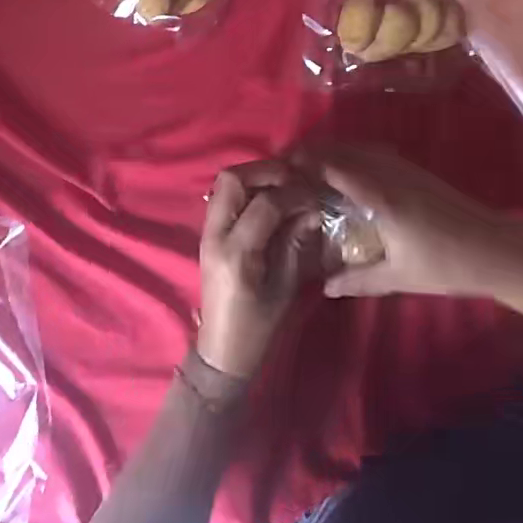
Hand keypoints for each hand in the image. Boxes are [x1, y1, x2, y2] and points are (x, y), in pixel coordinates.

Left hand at [195, 161, 322, 378]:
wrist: (222, 351)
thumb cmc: (258, 327)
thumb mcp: (285, 286)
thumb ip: (296, 242)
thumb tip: (312, 209)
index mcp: (237, 254)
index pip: (266, 203)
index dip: (295, 194)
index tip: (315, 199)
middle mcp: (215, 236)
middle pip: (232, 179)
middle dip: (267, 172)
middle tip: (295, 181)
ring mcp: (207, 233)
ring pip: (225, 182)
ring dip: (256, 177)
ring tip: (284, 187)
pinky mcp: (207, 234)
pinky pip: (224, 197)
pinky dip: (247, 189)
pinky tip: (270, 201)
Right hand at [306, 146, 522, 302]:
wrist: (499, 249)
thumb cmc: (447, 265)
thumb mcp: (398, 278)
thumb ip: (357, 281)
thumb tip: (323, 286)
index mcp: (382, 197)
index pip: (335, 168)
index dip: (306, 162)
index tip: (279, 166)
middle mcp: (391, 175)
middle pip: (346, 151)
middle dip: (314, 152)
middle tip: (286, 164)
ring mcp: (407, 170)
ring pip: (363, 148)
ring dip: (335, 151)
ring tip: (310, 164)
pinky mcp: (418, 173)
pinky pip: (377, 154)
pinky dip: (354, 155)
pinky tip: (348, 171)